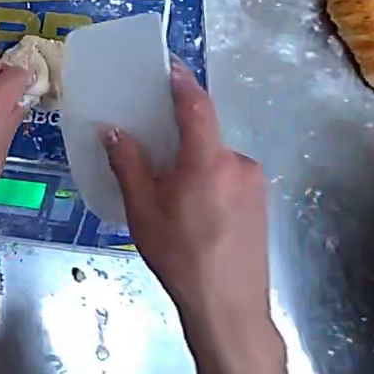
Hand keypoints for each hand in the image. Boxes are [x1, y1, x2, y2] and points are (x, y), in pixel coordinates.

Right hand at [102, 62, 280, 360]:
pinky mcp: (261, 202)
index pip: (196, 106)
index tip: (168, 64)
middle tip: (153, 144)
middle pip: (205, 133)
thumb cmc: (181, 256)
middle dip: (180, 133)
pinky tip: (193, 208)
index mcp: (209, 161)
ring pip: (216, 157)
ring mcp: (255, 184)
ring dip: (194, 161)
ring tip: (170, 188)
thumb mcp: (143, 210)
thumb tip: (113, 130)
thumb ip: (128, 164)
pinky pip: (229, 175)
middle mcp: (238, 164)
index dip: (182, 81)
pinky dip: (209, 178)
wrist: (230, 309)